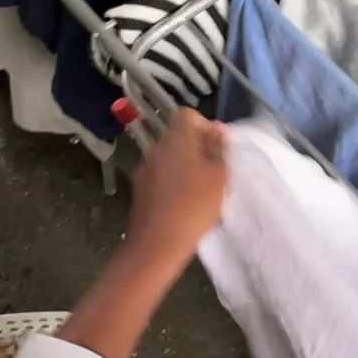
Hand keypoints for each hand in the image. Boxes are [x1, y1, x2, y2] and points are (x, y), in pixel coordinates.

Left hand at [127, 109, 228, 257]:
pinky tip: (183, 202)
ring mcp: (144, 168)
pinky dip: (172, 181)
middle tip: (214, 170)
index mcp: (176, 139)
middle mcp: (156, 148)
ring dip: (184, 165)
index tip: (217, 147)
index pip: (188, 115)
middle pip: (178, 136)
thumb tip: (217, 128)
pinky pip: (160, 175)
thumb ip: (219, 148)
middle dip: (197, 147)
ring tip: (200, 188)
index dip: (204, 125)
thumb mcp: (218, 175)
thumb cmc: (194, 205)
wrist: (157, 242)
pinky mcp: (139, 189)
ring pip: (168, 157)